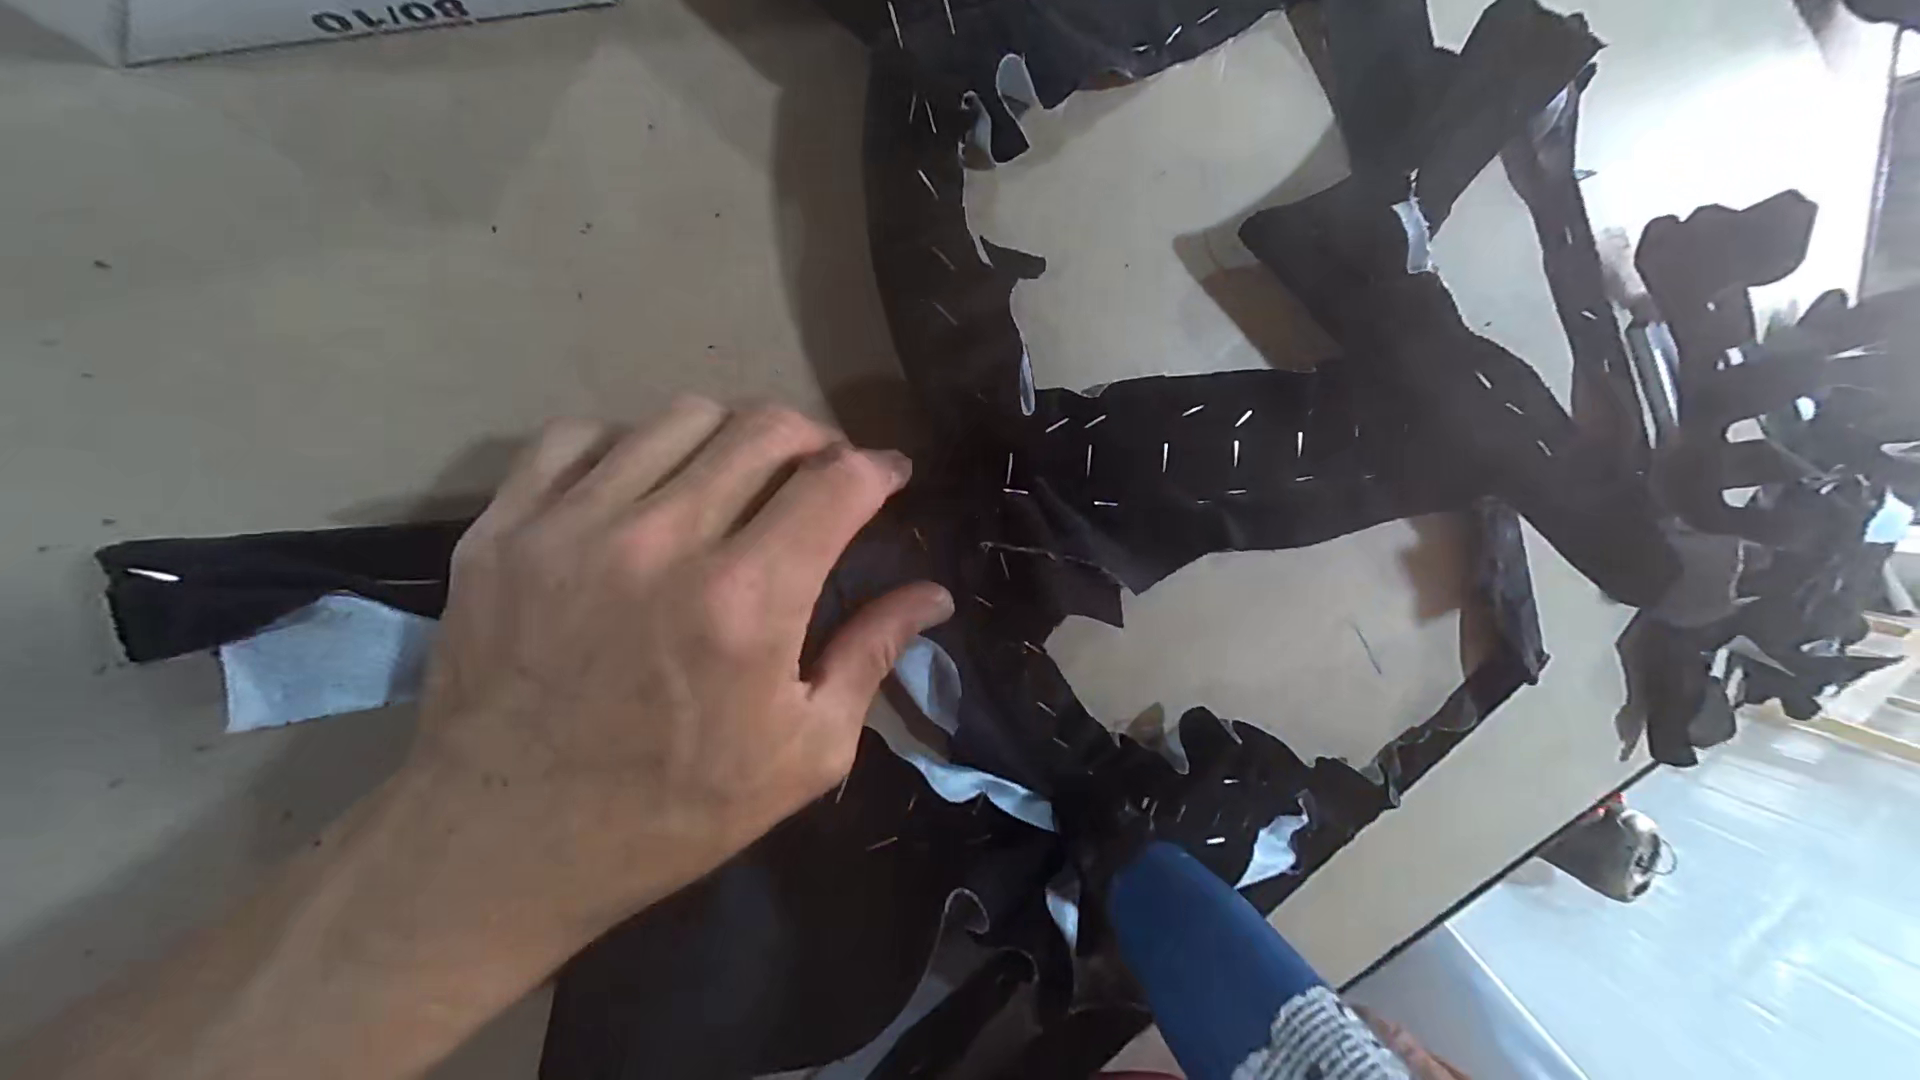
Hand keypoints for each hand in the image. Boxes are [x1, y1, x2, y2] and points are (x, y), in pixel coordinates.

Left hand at [404, 400, 953, 943]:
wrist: (501, 845)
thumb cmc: (675, 810)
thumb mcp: (806, 752)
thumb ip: (873, 655)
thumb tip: (934, 595)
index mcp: (748, 601)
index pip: (838, 483)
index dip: (879, 467)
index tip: (891, 475)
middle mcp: (663, 542)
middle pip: (766, 429)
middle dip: (817, 440)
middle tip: (824, 474)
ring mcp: (572, 527)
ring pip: (682, 417)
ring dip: (734, 438)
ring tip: (741, 480)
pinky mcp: (503, 530)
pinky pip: (582, 437)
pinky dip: (633, 446)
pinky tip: (645, 489)